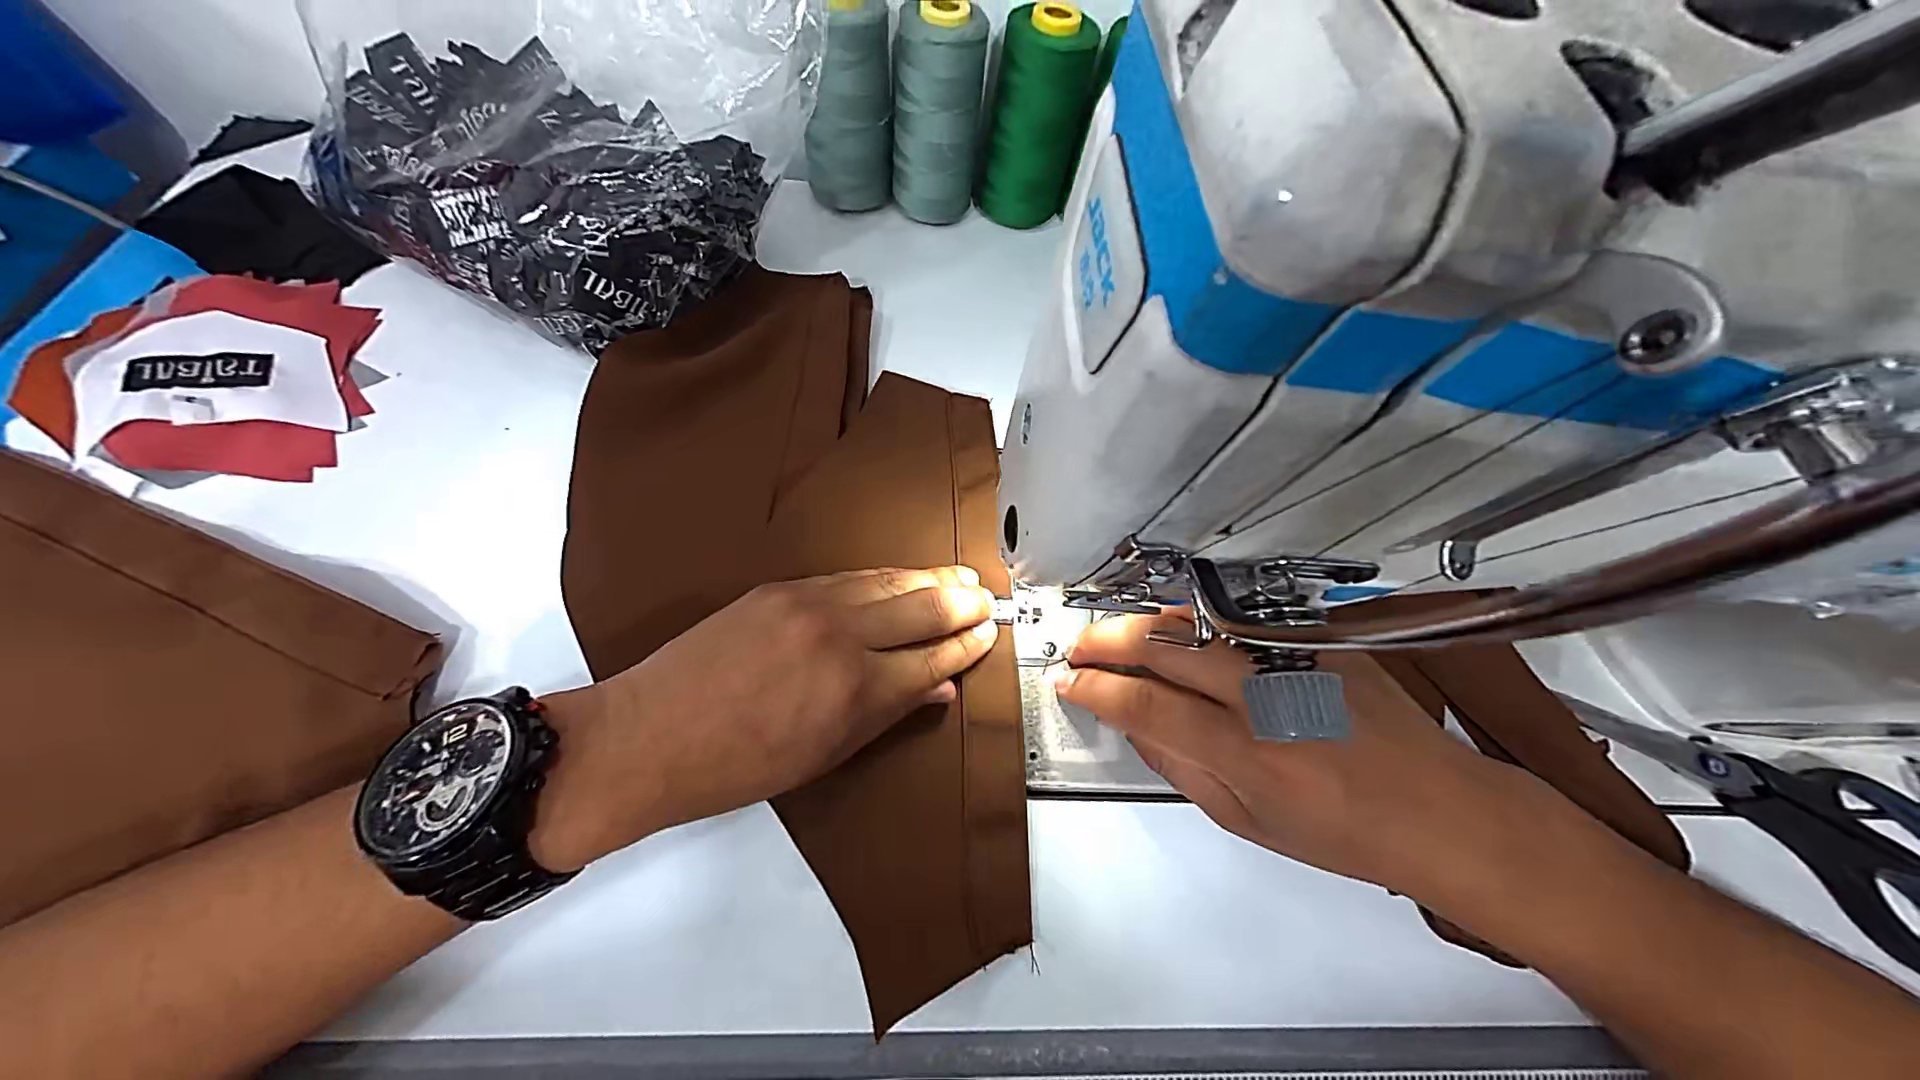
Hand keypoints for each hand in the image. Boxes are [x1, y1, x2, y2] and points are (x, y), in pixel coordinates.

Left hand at [531, 567, 999, 869]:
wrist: (650, 735)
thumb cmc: (736, 763)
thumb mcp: (826, 753)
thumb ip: (889, 713)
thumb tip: (936, 690)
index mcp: (856, 690)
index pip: (935, 657)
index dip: (969, 644)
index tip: (987, 636)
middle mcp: (840, 637)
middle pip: (924, 606)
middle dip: (964, 603)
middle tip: (987, 601)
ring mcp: (808, 604)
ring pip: (890, 580)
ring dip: (931, 580)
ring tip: (959, 580)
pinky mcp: (781, 588)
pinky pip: (851, 576)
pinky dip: (886, 577)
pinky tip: (902, 578)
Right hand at [1053, 611, 1530, 895]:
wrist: (1439, 808)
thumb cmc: (1350, 831)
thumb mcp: (1246, 820)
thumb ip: (1179, 766)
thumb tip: (1134, 726)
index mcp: (1249, 753)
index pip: (1145, 704)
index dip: (1096, 688)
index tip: (1072, 684)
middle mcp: (1270, 695)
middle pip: (1160, 645)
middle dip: (1103, 641)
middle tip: (1079, 650)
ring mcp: (1294, 659)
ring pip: (1191, 623)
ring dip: (1139, 627)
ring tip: (1112, 641)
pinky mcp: (1313, 641)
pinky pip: (1232, 625)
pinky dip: (1189, 628)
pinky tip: (1172, 638)